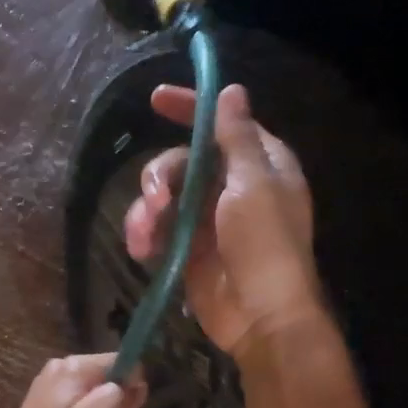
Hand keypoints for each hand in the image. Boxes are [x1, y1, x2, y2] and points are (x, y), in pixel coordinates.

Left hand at [0, 353, 145, 407]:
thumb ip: (120, 394)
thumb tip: (134, 378)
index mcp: (72, 367)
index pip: (120, 361)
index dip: (132, 386)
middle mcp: (59, 368)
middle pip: (106, 376)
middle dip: (116, 402)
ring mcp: (49, 386)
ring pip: (94, 392)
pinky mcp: (44, 404)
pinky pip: (78, 403)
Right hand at [124, 84, 324, 363]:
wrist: (260, 315)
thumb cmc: (265, 245)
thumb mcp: (253, 184)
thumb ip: (237, 138)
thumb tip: (231, 91)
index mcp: (258, 164)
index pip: (220, 123)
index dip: (190, 108)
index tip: (155, 99)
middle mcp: (231, 186)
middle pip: (181, 162)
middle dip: (159, 178)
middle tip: (155, 202)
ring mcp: (207, 220)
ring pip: (163, 197)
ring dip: (145, 212)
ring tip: (142, 238)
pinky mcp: (187, 249)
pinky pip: (156, 230)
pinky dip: (145, 236)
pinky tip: (142, 252)